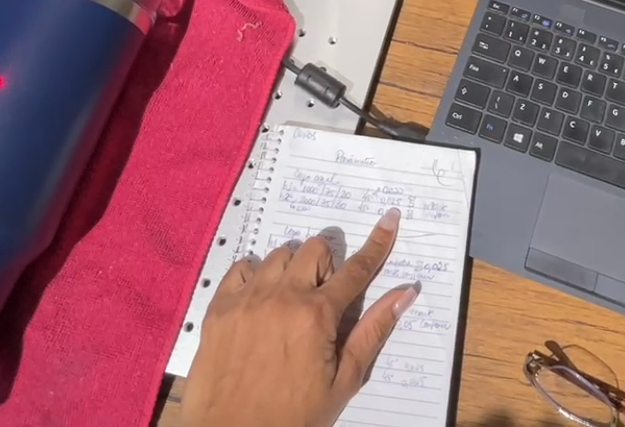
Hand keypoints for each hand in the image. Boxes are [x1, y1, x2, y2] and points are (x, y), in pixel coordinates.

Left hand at [182, 208, 419, 426]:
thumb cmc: (293, 417)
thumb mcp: (342, 382)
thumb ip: (373, 331)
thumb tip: (405, 292)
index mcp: (317, 315)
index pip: (356, 269)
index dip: (377, 243)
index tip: (390, 218)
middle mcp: (283, 296)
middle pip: (314, 248)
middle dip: (325, 265)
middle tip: (321, 296)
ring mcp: (248, 299)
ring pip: (279, 254)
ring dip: (291, 269)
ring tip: (288, 301)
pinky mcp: (219, 308)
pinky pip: (241, 266)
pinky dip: (254, 275)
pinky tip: (259, 300)